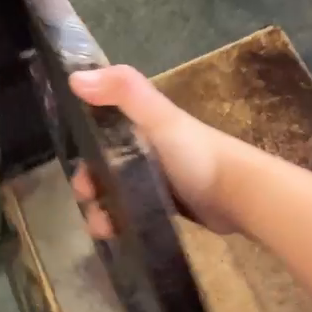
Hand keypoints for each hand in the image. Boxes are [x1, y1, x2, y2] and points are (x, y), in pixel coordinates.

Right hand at [67, 65, 244, 237]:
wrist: (236, 194)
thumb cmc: (194, 152)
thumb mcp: (158, 117)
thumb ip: (124, 91)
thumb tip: (75, 77)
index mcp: (144, 120)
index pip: (102, 124)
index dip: (83, 141)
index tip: (74, 165)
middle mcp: (148, 144)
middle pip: (105, 162)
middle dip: (90, 181)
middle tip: (88, 200)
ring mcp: (157, 175)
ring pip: (116, 189)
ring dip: (101, 207)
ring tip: (101, 228)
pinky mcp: (164, 204)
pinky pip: (132, 210)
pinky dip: (120, 221)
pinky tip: (115, 234)